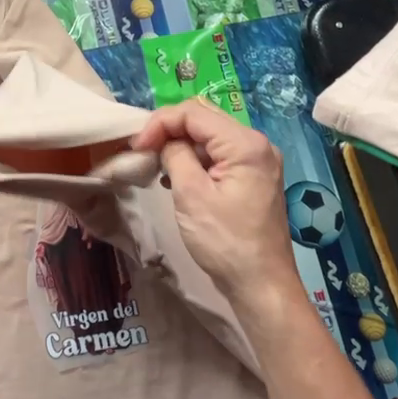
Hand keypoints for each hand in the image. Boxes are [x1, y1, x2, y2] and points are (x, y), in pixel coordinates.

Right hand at [132, 99, 298, 299]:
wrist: (261, 285)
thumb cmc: (225, 242)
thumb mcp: (191, 194)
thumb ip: (175, 156)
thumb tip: (165, 142)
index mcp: (245, 143)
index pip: (193, 112)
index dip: (159, 123)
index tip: (136, 146)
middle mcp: (257, 143)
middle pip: (203, 118)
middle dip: (169, 130)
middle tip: (143, 150)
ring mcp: (259, 161)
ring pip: (209, 136)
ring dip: (180, 144)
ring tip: (157, 165)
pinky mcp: (254, 177)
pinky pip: (219, 154)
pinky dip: (195, 159)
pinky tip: (179, 177)